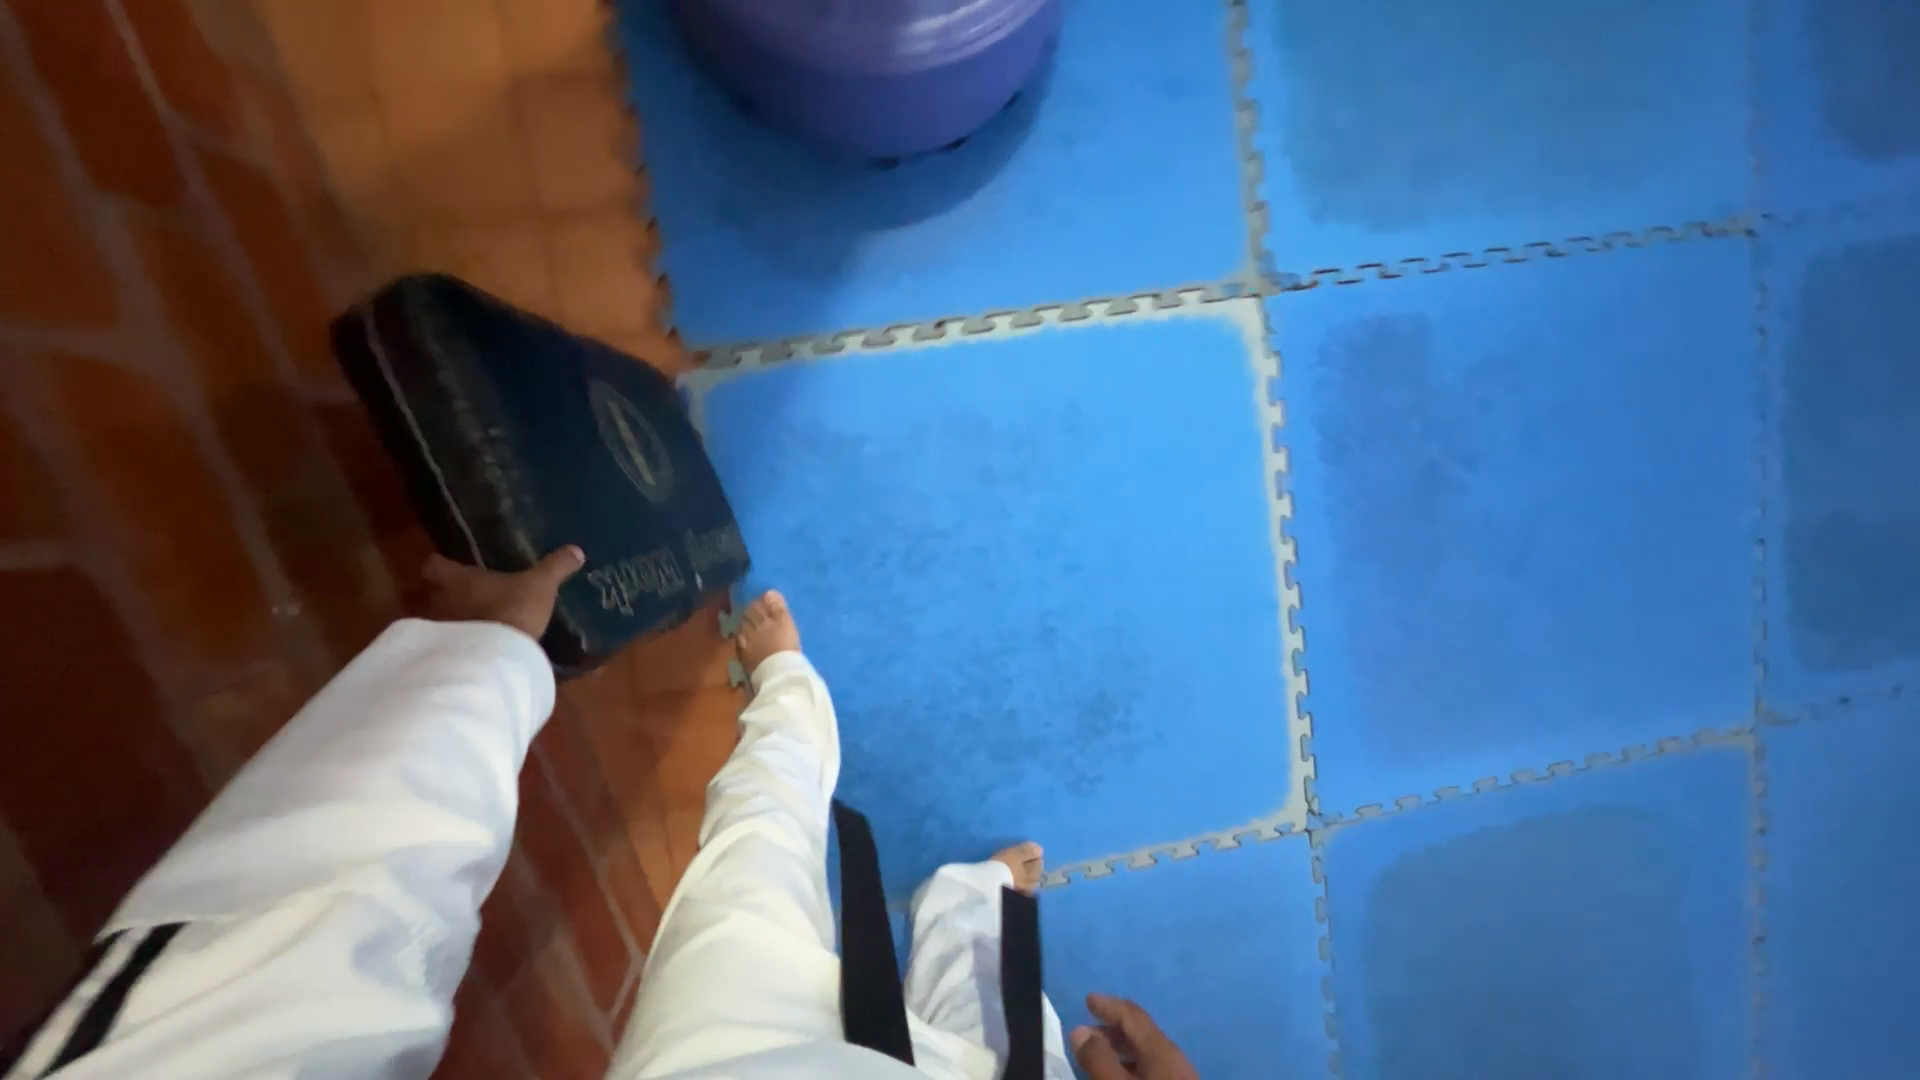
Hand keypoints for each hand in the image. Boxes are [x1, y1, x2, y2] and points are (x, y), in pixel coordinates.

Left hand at [422, 546, 584, 638]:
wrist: (494, 657)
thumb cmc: (512, 609)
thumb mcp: (541, 585)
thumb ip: (555, 567)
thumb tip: (576, 550)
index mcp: (459, 579)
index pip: (435, 565)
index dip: (442, 565)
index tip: (451, 566)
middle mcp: (440, 601)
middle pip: (432, 593)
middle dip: (449, 594)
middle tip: (470, 597)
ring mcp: (439, 630)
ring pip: (439, 619)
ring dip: (453, 620)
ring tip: (475, 624)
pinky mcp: (444, 654)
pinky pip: (447, 644)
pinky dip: (458, 644)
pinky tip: (477, 648)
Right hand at [1070, 994, 1197, 1079]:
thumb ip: (1099, 1060)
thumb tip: (1081, 1031)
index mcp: (1161, 1050)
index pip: (1132, 1014)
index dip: (1108, 1005)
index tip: (1087, 1001)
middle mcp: (1174, 1060)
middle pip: (1140, 1035)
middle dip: (1111, 1031)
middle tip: (1086, 1036)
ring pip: (1147, 1057)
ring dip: (1120, 1054)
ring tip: (1098, 1063)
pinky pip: (1152, 1074)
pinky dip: (1131, 1071)